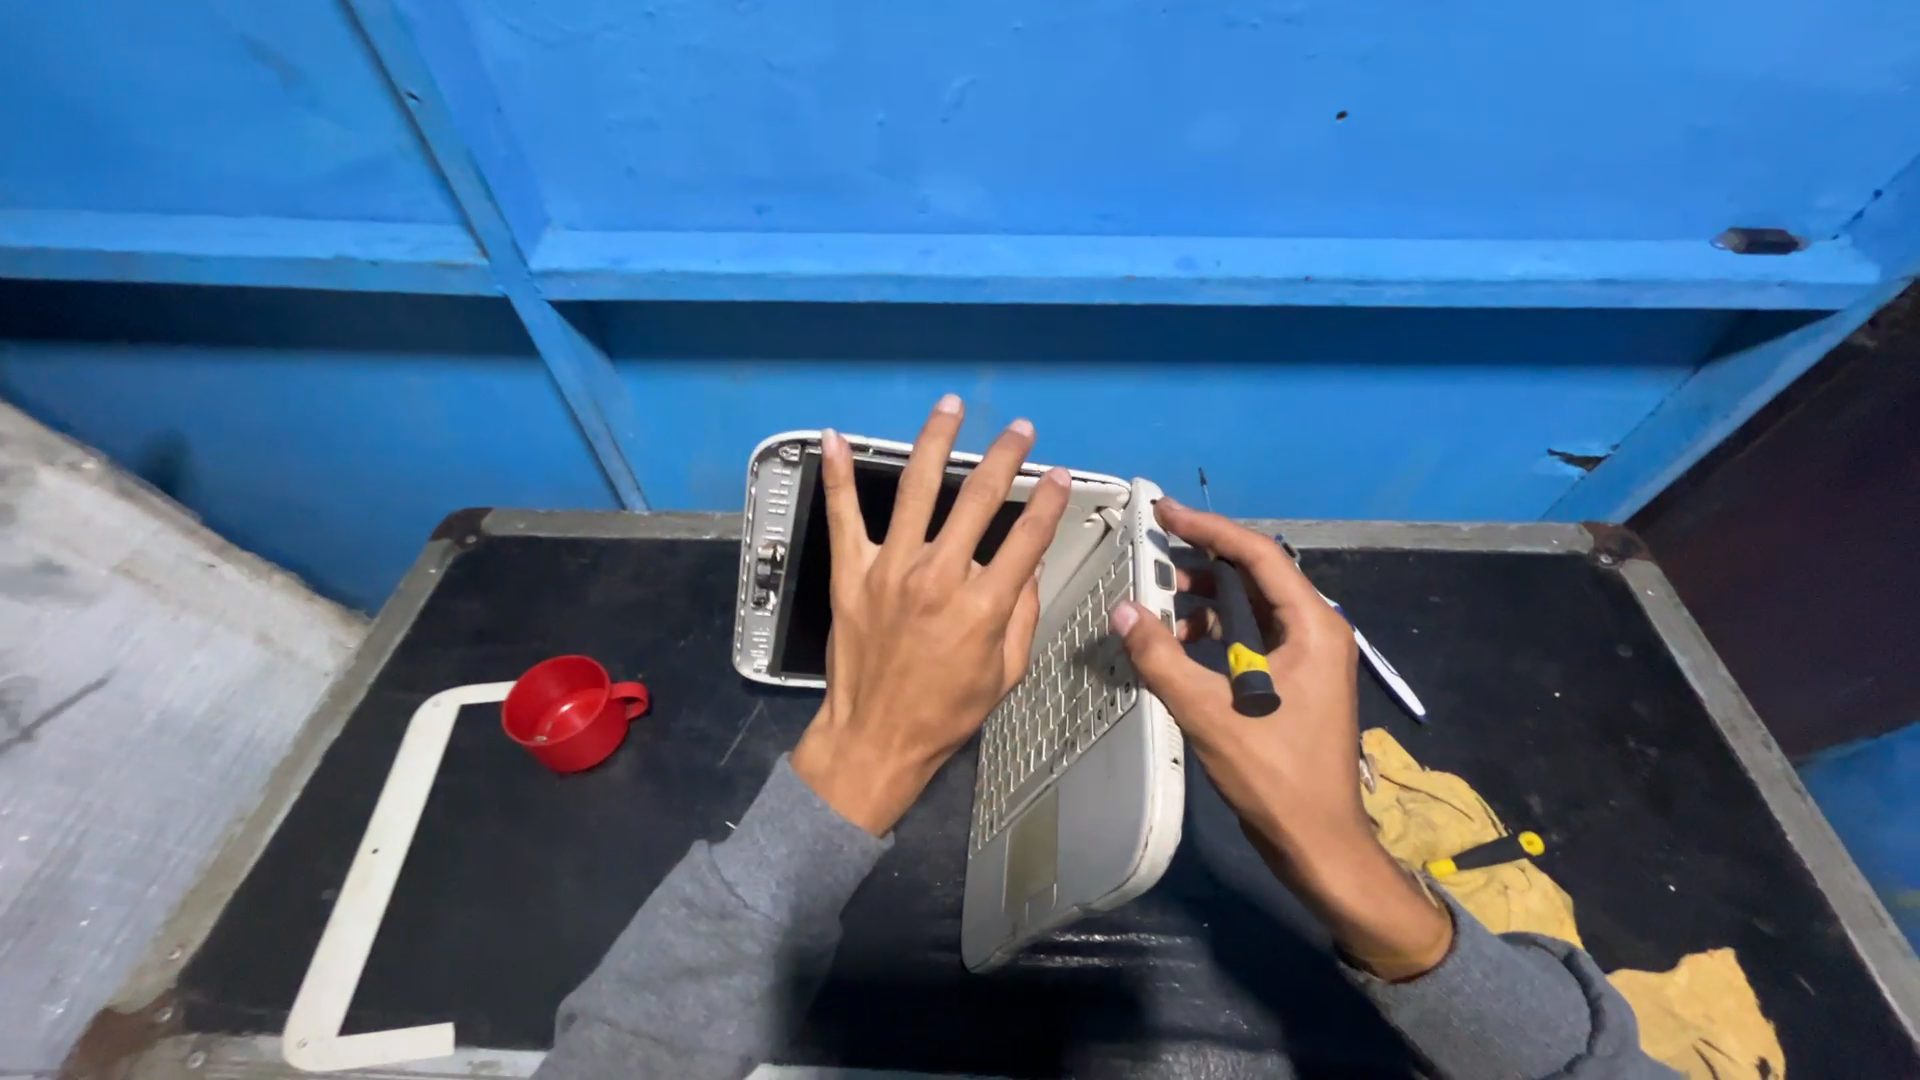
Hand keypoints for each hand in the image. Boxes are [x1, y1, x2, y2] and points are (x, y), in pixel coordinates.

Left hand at [791, 395, 1070, 835]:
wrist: (876, 738)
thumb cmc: (946, 711)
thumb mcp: (1006, 671)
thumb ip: (1021, 614)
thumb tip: (1026, 567)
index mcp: (983, 604)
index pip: (1027, 536)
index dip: (1049, 499)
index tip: (1059, 474)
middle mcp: (940, 576)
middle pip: (979, 499)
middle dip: (1006, 457)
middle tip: (1020, 430)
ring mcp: (891, 569)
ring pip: (917, 490)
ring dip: (937, 443)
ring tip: (951, 407)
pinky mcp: (851, 573)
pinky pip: (843, 517)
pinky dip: (837, 477)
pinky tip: (835, 439)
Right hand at [1109, 499, 1452, 978]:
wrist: (1320, 841)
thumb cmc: (1275, 776)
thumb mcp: (1210, 714)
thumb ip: (1162, 659)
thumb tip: (1123, 610)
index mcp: (1311, 626)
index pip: (1258, 555)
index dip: (1208, 529)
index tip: (1164, 512)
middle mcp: (1316, 629)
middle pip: (1257, 571)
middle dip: (1203, 554)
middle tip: (1154, 541)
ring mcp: (1308, 653)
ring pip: (1253, 601)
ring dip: (1206, 592)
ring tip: (1159, 591)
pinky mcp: (1295, 676)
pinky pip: (1252, 631)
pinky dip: (1215, 626)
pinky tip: (1179, 638)